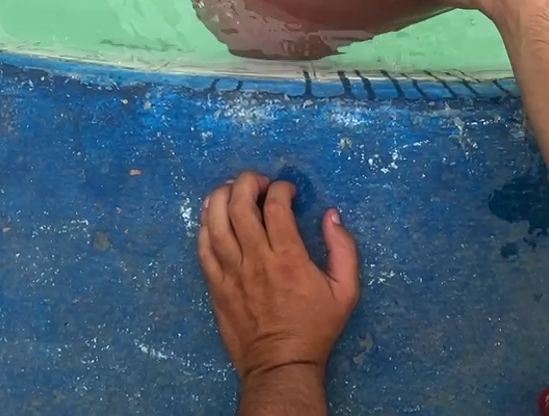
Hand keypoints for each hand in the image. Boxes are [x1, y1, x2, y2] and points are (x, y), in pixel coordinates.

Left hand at [199, 172, 360, 385]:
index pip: (275, 206)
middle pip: (239, 205)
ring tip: (232, 189)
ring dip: (221, 196)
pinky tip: (212, 214)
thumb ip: (344, 249)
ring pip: (215, 222)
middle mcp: (256, 260)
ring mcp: (231, 273)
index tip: (287, 190)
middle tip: (258, 181)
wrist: (281, 367)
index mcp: (288, 258)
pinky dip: (205, 225)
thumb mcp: (345, 291)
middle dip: (247, 182)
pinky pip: (203, 248)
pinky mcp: (216, 286)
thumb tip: (332, 215)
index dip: (280, 188)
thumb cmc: (314, 327)